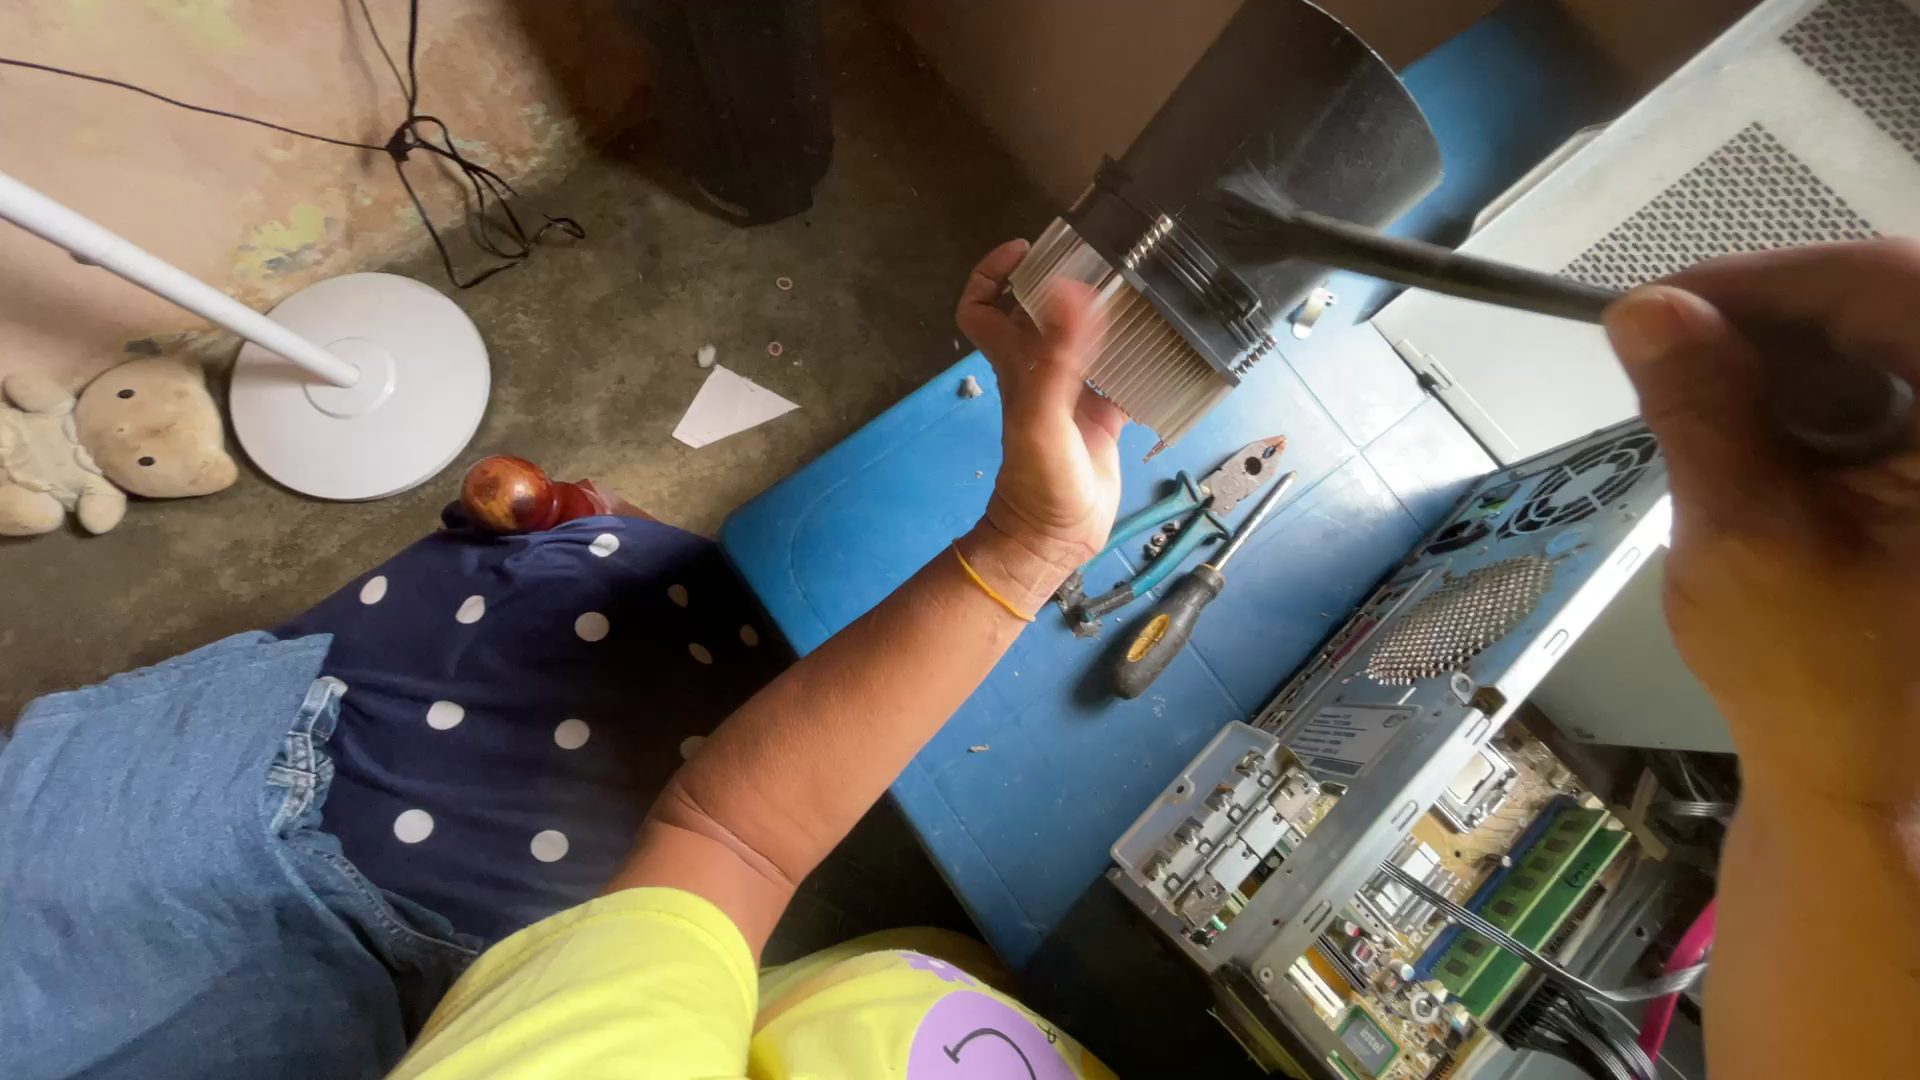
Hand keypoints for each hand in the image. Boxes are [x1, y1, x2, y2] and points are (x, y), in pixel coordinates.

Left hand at [954, 240, 1125, 609]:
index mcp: (1016, 363)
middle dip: (1065, 278)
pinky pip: (1122, 372)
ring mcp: (1074, 391)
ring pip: (1084, 336)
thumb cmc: (1039, 481)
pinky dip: (1140, 354)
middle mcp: (1042, 369)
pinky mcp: (1103, 413)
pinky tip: (1168, 340)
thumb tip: (1071, 290)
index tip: (1028, 248)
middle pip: (1041, 310)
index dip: (993, 272)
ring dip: (1108, 311)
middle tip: (1105, 256)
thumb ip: (1056, 358)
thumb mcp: (1042, 417)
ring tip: (1145, 284)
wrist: (1059, 536)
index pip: (982, 307)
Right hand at [1604, 239, 1919, 807]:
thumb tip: (1643, 311)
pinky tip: (1757, 436)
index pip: (1891, 283)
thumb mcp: (1741, 530)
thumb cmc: (1815, 671)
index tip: (1646, 307)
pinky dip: (1816, 397)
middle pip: (1898, 303)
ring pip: (1896, 342)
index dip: (1756, 280)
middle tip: (1659, 361)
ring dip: (1785, 360)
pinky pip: (1900, 391)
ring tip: (1698, 409)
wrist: (1885, 776)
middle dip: (1764, 321)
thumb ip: (1698, 410)